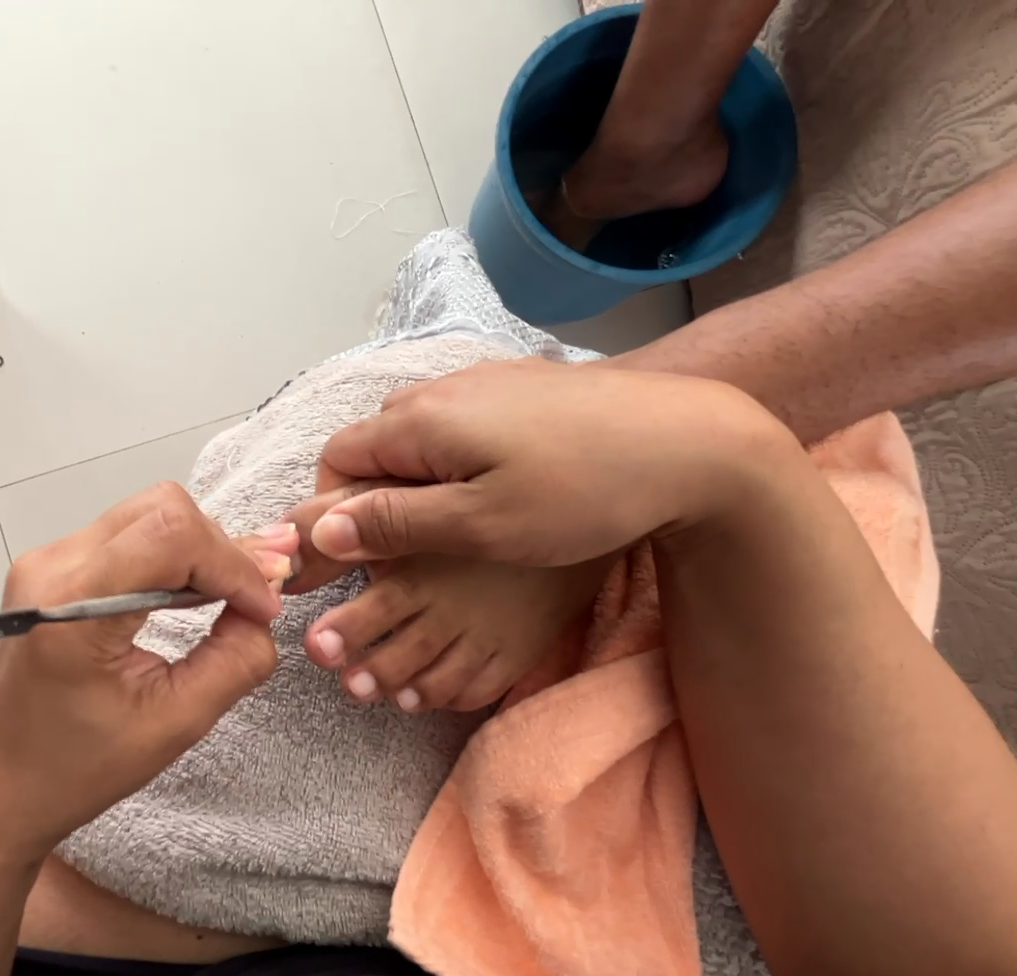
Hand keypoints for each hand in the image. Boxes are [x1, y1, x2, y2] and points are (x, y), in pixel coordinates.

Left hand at [0, 483, 295, 864]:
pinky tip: (193, 595)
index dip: (234, 563)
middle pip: (163, 509)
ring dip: (200, 552)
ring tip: (232, 597)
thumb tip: (262, 613)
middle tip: (254, 599)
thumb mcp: (173, 725)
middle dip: (221, 550)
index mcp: (71, 603)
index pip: (173, 533)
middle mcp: (52, 564)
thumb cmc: (73, 769)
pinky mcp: (52, 569)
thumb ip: (234, 662)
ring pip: (148, 515)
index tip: (262, 609)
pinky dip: (172, 559)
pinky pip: (128, 537)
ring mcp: (46, 561)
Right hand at [304, 359, 795, 568]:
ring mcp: (483, 378)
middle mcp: (441, 387)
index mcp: (420, 420)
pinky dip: (455, 455)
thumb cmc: (582, 494)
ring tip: (464, 517)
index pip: (336, 459)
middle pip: (374, 443)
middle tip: (420, 544)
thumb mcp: (480, 526)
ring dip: (418, 476)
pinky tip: (504, 481)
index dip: (339, 510)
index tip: (372, 555)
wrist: (693, 442)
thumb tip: (323, 527)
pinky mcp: (520, 382)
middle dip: (377, 494)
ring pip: (417, 431)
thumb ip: (395, 524)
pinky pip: (458, 419)